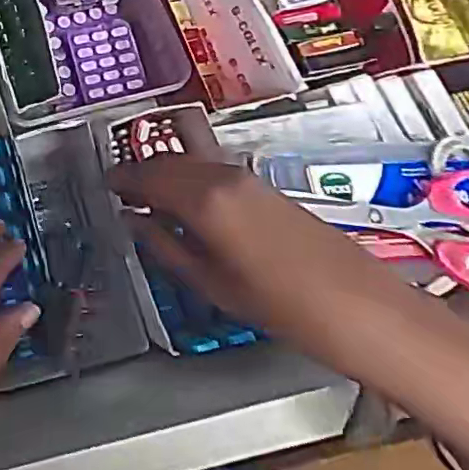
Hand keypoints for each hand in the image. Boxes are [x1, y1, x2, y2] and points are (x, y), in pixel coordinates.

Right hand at [108, 156, 378, 326]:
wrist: (362, 308)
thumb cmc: (281, 305)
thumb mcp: (210, 283)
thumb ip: (165, 246)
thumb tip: (135, 222)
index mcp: (204, 198)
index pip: (148, 175)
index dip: (122, 178)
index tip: (105, 184)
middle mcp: (223, 176)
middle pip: (169, 161)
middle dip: (141, 171)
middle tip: (121, 189)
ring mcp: (247, 178)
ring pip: (191, 162)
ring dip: (166, 173)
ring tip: (148, 197)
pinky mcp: (265, 187)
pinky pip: (213, 171)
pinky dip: (190, 179)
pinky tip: (186, 203)